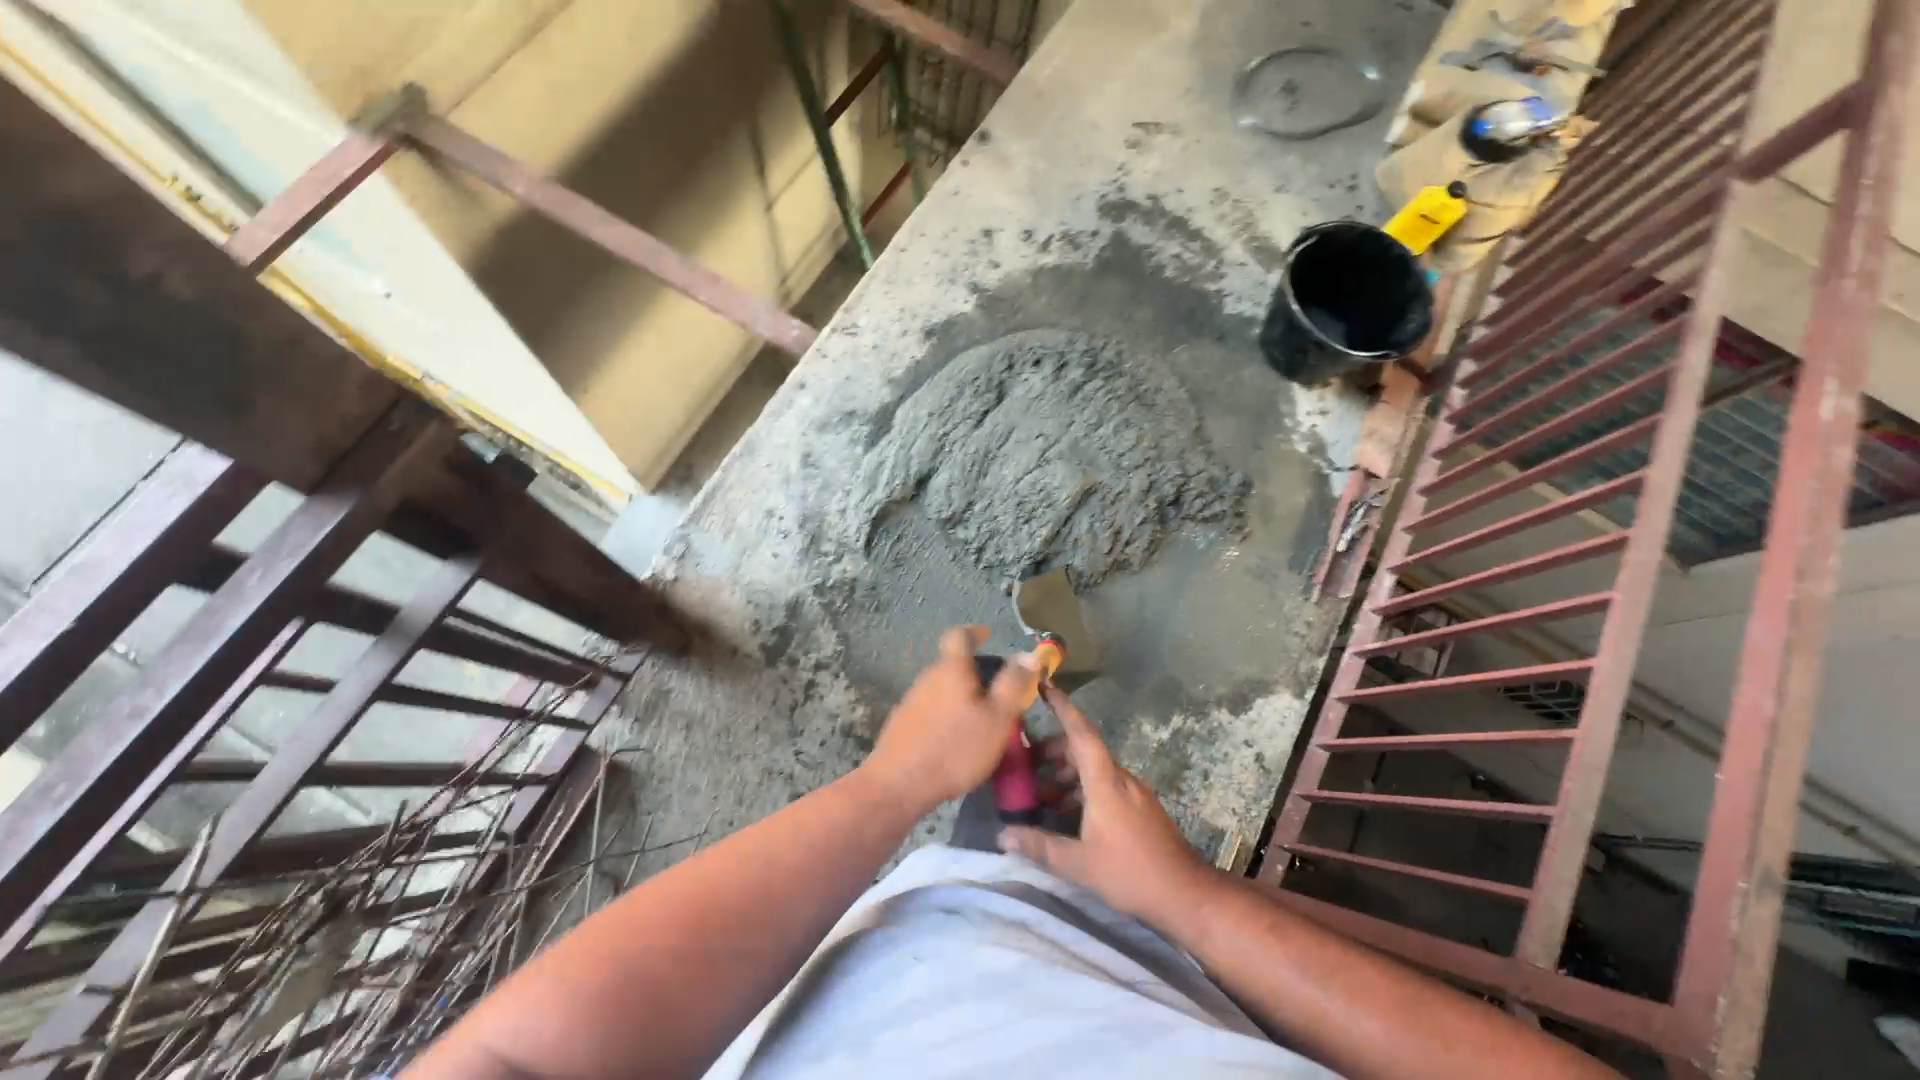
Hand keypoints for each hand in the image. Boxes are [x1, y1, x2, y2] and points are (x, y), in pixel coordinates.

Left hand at [858, 625, 1040, 817]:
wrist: (899, 785)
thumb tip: (1029, 654)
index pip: (960, 636)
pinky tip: (956, 741)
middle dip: (975, 673)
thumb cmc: (956, 748)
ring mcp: (911, 702)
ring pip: (942, 689)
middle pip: (952, 665)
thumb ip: (1013, 685)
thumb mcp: (997, 718)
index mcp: (951, 670)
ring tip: (982, 720)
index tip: (988, 634)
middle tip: (998, 692)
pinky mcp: (902, 725)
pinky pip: (931, 711)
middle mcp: (927, 679)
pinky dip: (947, 716)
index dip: (975, 632)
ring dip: (961, 697)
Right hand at [998, 686, 1218, 925]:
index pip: (1081, 733)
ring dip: (1067, 776)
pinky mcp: (1142, 809)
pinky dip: (1084, 791)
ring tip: (1043, 798)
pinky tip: (1069, 817)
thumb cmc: (1131, 873)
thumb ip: (1040, 846)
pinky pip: (1107, 787)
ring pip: (1095, 771)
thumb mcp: (1078, 864)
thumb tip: (1003, 835)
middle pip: (1084, 751)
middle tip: (1025, 766)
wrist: (1186, 894)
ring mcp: (1135, 794)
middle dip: (1054, 752)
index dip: (1062, 707)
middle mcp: (1121, 780)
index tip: (1044, 685)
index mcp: (1105, 783)